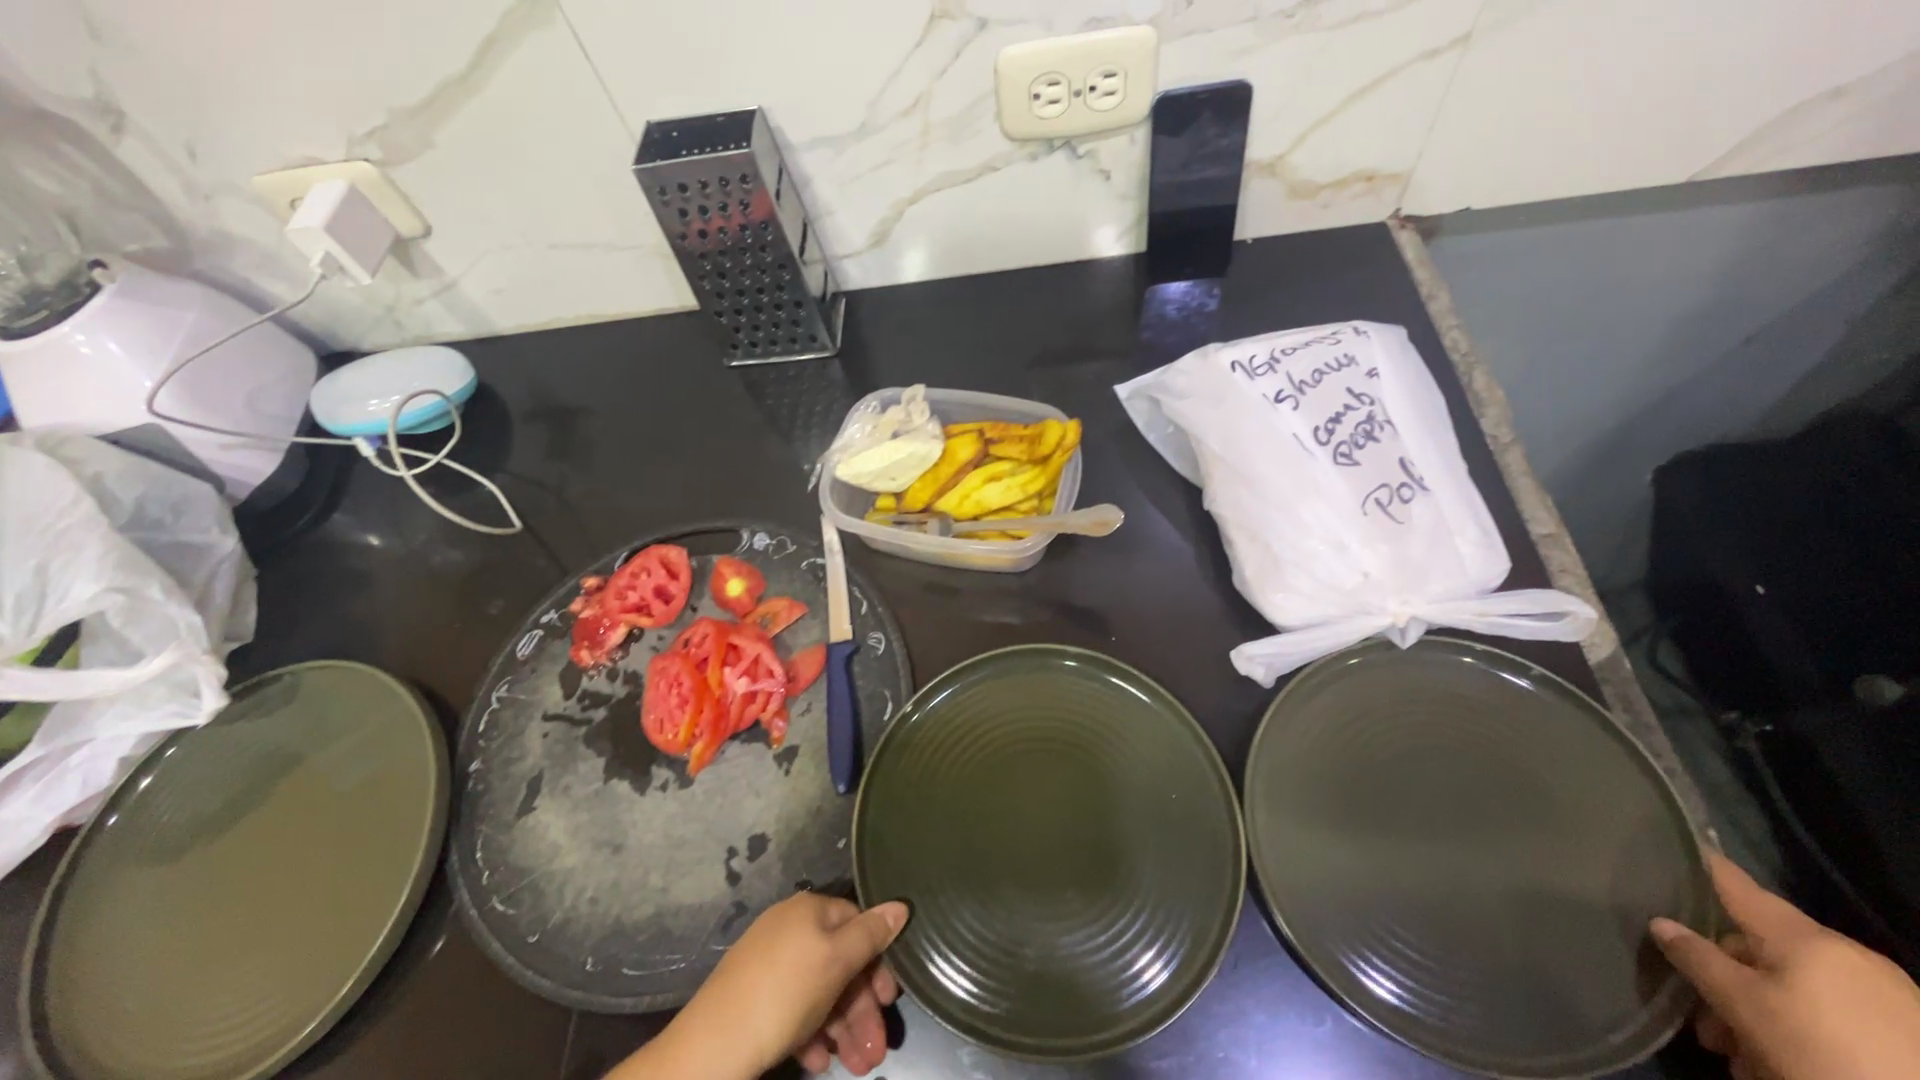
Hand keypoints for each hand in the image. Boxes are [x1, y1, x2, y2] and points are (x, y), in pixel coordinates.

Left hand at [610, 892, 909, 1078]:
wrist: (714, 1046)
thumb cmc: (785, 993)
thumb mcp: (837, 960)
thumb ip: (871, 934)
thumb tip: (900, 905)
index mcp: (810, 911)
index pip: (858, 925)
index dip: (879, 962)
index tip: (891, 1001)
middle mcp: (790, 930)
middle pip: (841, 964)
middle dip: (862, 1011)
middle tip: (876, 1052)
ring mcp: (770, 965)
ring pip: (821, 992)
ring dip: (843, 1029)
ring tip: (855, 1067)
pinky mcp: (756, 998)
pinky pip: (795, 1009)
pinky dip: (813, 1033)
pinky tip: (817, 1061)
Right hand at [1651, 853, 1919, 1079]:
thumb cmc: (1820, 1047)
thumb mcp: (1745, 1006)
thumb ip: (1698, 960)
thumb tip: (1661, 923)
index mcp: (1804, 937)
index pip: (1740, 886)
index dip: (1707, 867)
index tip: (1684, 845)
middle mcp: (1842, 952)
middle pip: (1761, 950)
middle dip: (1724, 981)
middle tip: (1705, 1023)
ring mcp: (1880, 990)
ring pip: (1792, 987)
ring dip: (1756, 1012)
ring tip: (1744, 1056)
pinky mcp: (1903, 1027)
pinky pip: (1829, 1012)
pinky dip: (1797, 1028)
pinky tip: (1785, 1062)